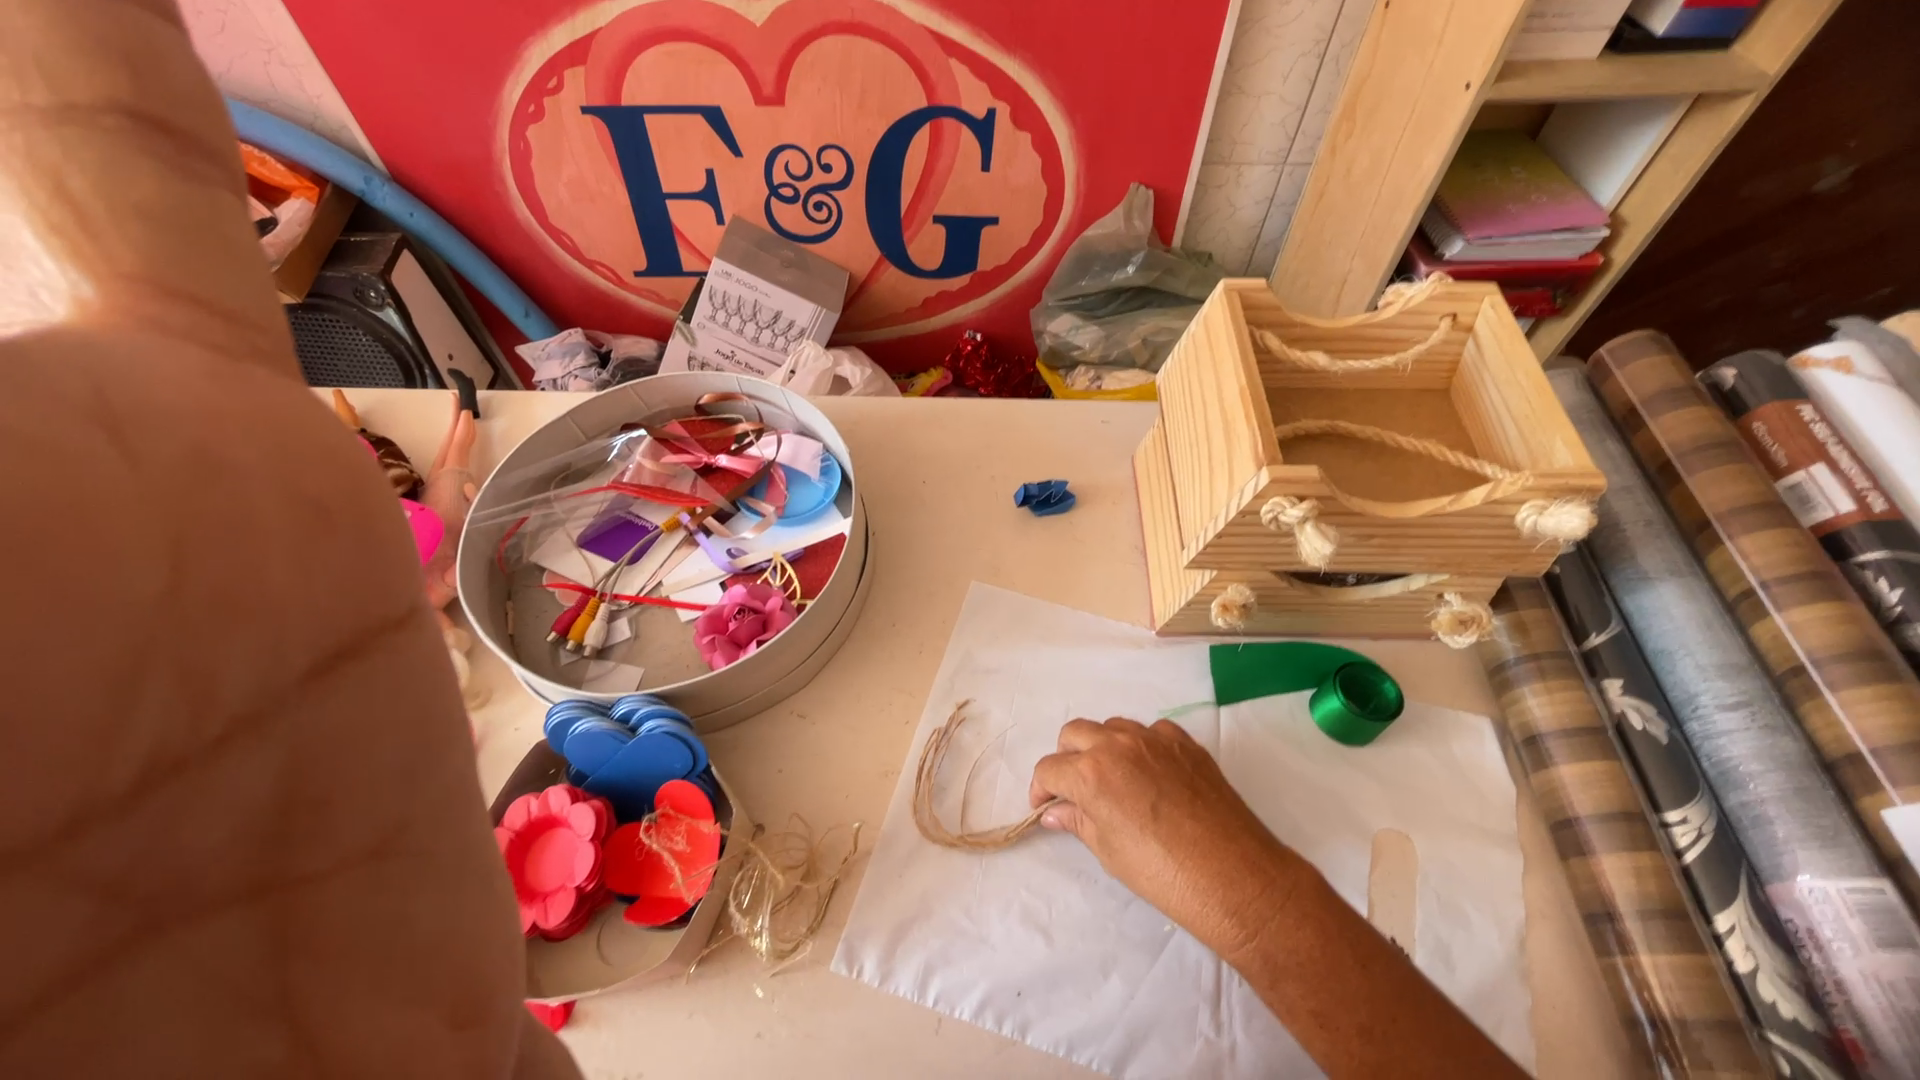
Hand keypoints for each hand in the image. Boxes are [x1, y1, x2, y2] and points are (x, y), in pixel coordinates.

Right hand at [1028, 718, 1303, 959]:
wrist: (1233, 876)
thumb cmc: (1162, 872)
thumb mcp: (1109, 851)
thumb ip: (1078, 821)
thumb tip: (1055, 812)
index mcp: (1090, 773)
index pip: (1049, 769)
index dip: (1041, 789)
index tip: (1046, 806)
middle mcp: (1118, 745)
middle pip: (1074, 734)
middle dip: (1066, 759)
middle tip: (1074, 790)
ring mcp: (1154, 739)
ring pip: (1112, 727)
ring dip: (1101, 747)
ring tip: (1112, 780)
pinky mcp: (1185, 743)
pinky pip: (1151, 732)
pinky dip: (1141, 747)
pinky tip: (1150, 775)